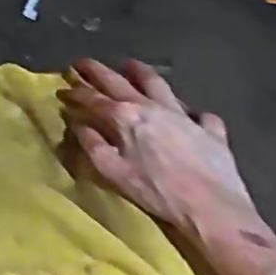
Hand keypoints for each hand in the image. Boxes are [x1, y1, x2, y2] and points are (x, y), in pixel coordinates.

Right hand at [60, 58, 258, 232]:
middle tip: (81, 62)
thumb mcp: (113, 173)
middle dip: (95, 69)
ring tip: (129, 66)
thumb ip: (91, 144)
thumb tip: (77, 123)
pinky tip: (190, 116)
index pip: (92, 98)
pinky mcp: (210, 131)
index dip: (75, 92)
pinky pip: (200, 115)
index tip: (62, 90)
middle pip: (117, 80)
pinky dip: (192, 113)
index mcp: (124, 116)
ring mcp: (182, 115)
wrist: (214, 212)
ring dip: (139, 71)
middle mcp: (150, 106)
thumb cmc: (158, 194)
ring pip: (157, 83)